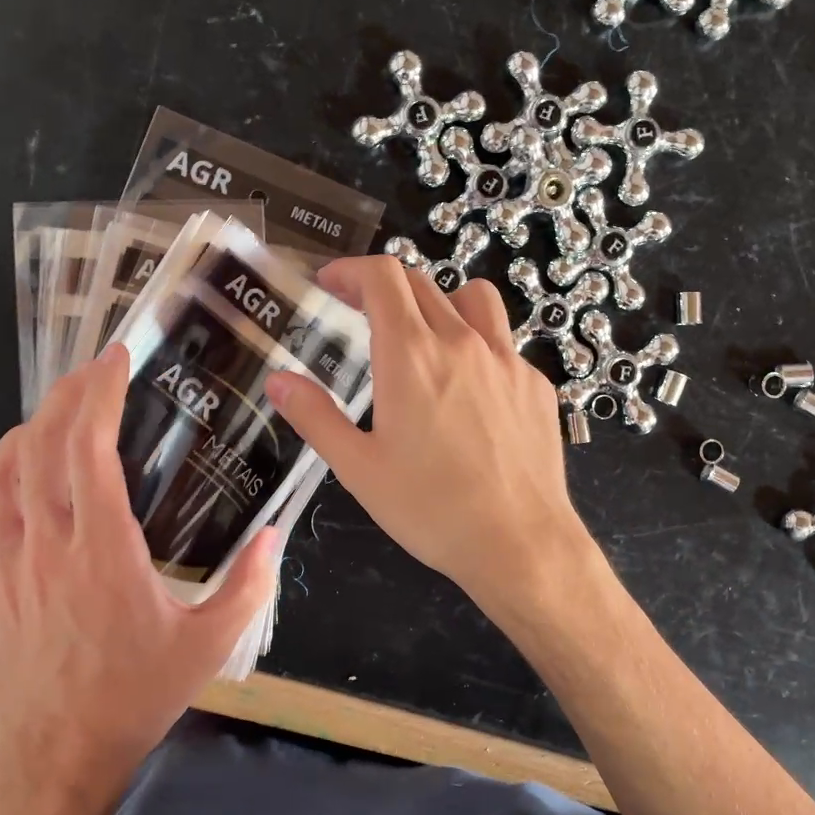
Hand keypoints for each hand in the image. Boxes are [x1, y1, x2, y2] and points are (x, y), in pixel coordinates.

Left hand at [0, 344, 277, 798]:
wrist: (62, 757)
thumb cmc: (138, 696)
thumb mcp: (211, 644)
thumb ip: (249, 585)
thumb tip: (273, 534)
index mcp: (103, 552)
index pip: (88, 452)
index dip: (99, 396)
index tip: (118, 360)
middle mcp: (46, 547)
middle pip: (40, 449)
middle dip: (67, 396)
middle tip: (97, 369)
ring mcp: (6, 568)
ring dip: (23, 432)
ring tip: (56, 414)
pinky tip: (6, 474)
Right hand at [265, 256, 593, 614]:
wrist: (519, 543)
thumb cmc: (431, 510)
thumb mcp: (359, 469)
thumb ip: (316, 417)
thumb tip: (279, 381)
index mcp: (412, 356)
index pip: (383, 277)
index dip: (352, 270)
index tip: (330, 284)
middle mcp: (462, 343)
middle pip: (422, 283)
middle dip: (384, 287)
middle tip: (359, 313)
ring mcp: (506, 361)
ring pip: (473, 298)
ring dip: (439, 301)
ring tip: (422, 334)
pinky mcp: (536, 384)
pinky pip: (503, 342)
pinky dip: (478, 343)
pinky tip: (469, 387)